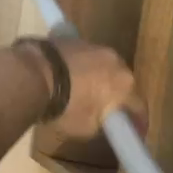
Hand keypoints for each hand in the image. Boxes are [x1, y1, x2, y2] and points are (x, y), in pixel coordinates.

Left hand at [25, 38, 146, 140]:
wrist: (33, 74)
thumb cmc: (66, 106)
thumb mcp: (87, 127)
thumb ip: (100, 121)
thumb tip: (99, 117)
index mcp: (125, 83)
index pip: (138, 106)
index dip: (137, 122)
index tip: (134, 133)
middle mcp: (114, 59)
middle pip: (119, 80)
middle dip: (115, 95)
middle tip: (105, 109)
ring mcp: (92, 44)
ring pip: (100, 65)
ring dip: (95, 77)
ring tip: (81, 91)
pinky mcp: (70, 38)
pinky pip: (80, 56)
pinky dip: (76, 67)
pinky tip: (65, 76)